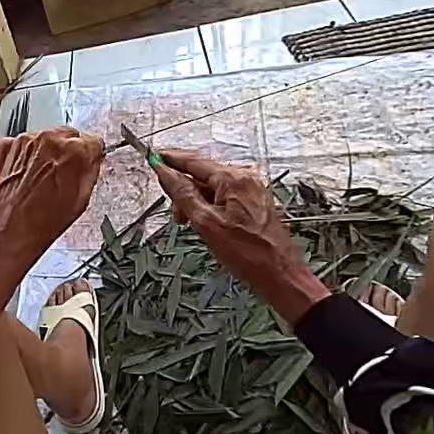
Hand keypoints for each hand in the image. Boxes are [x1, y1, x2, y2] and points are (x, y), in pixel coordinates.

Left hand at [0, 127, 103, 323]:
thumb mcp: (81, 200)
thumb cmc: (40, 222)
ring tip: (37, 183)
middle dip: (65, 153)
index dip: (88, 155)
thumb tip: (91, 159)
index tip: (84, 162)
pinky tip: (22, 180)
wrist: (6, 232)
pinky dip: (21, 158)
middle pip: (66, 136)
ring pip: (41, 140)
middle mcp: (48, 140)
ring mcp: (23, 142)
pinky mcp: (3, 147)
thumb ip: (90, 171)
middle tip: (60, 177)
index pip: (92, 141)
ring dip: (42, 155)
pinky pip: (19, 146)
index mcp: (74, 151)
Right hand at [151, 151, 328, 324]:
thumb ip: (182, 194)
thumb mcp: (206, 223)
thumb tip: (165, 173)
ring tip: (193, 225)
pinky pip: (224, 196)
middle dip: (184, 191)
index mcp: (234, 178)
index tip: (153, 157)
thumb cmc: (249, 254)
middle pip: (202, 174)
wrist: (280, 275)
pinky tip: (207, 225)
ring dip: (196, 202)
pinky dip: (210, 207)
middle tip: (176, 214)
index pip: (193, 161)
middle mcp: (245, 178)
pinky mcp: (254, 202)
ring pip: (212, 187)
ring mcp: (251, 189)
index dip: (170, 160)